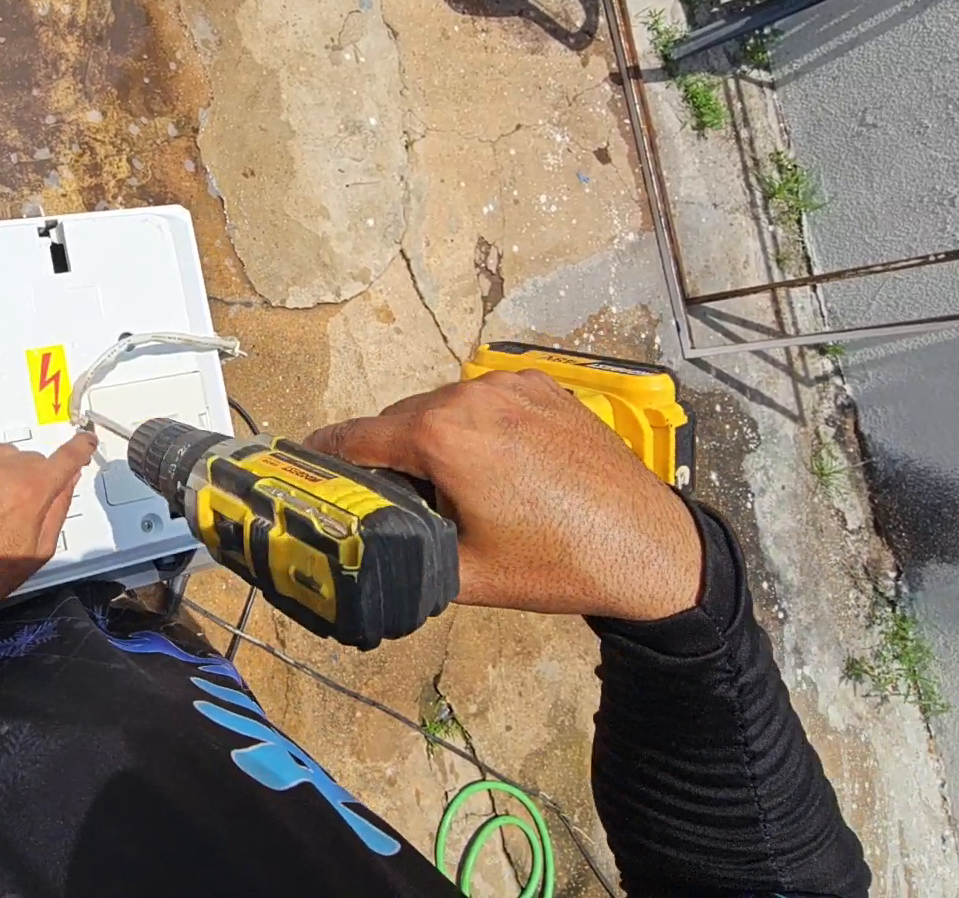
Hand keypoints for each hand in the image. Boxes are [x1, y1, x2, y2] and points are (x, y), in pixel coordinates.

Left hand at [0, 426, 97, 603]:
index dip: (80, 448)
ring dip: (4, 466)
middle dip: (32, 477)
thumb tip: (68, 481)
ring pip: (5, 450)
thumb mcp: (40, 550)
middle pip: (33, 458)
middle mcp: (5, 471)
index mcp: (32, 491)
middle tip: (18, 502)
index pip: (67, 458)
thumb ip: (59, 508)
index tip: (83, 442)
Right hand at [305, 371, 700, 620]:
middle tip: (386, 489)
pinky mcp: (538, 384)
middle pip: (394, 419)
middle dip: (382, 451)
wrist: (653, 549)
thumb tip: (362, 546)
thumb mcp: (464, 574)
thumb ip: (400, 550)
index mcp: (441, 438)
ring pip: (435, 405)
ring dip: (424, 434)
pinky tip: (486, 455)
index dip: (324, 452)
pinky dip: (467, 421)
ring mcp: (506, 385)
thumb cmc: (557, 563)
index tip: (305, 461)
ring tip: (443, 477)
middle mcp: (466, 397)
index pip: (355, 437)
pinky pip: (477, 397)